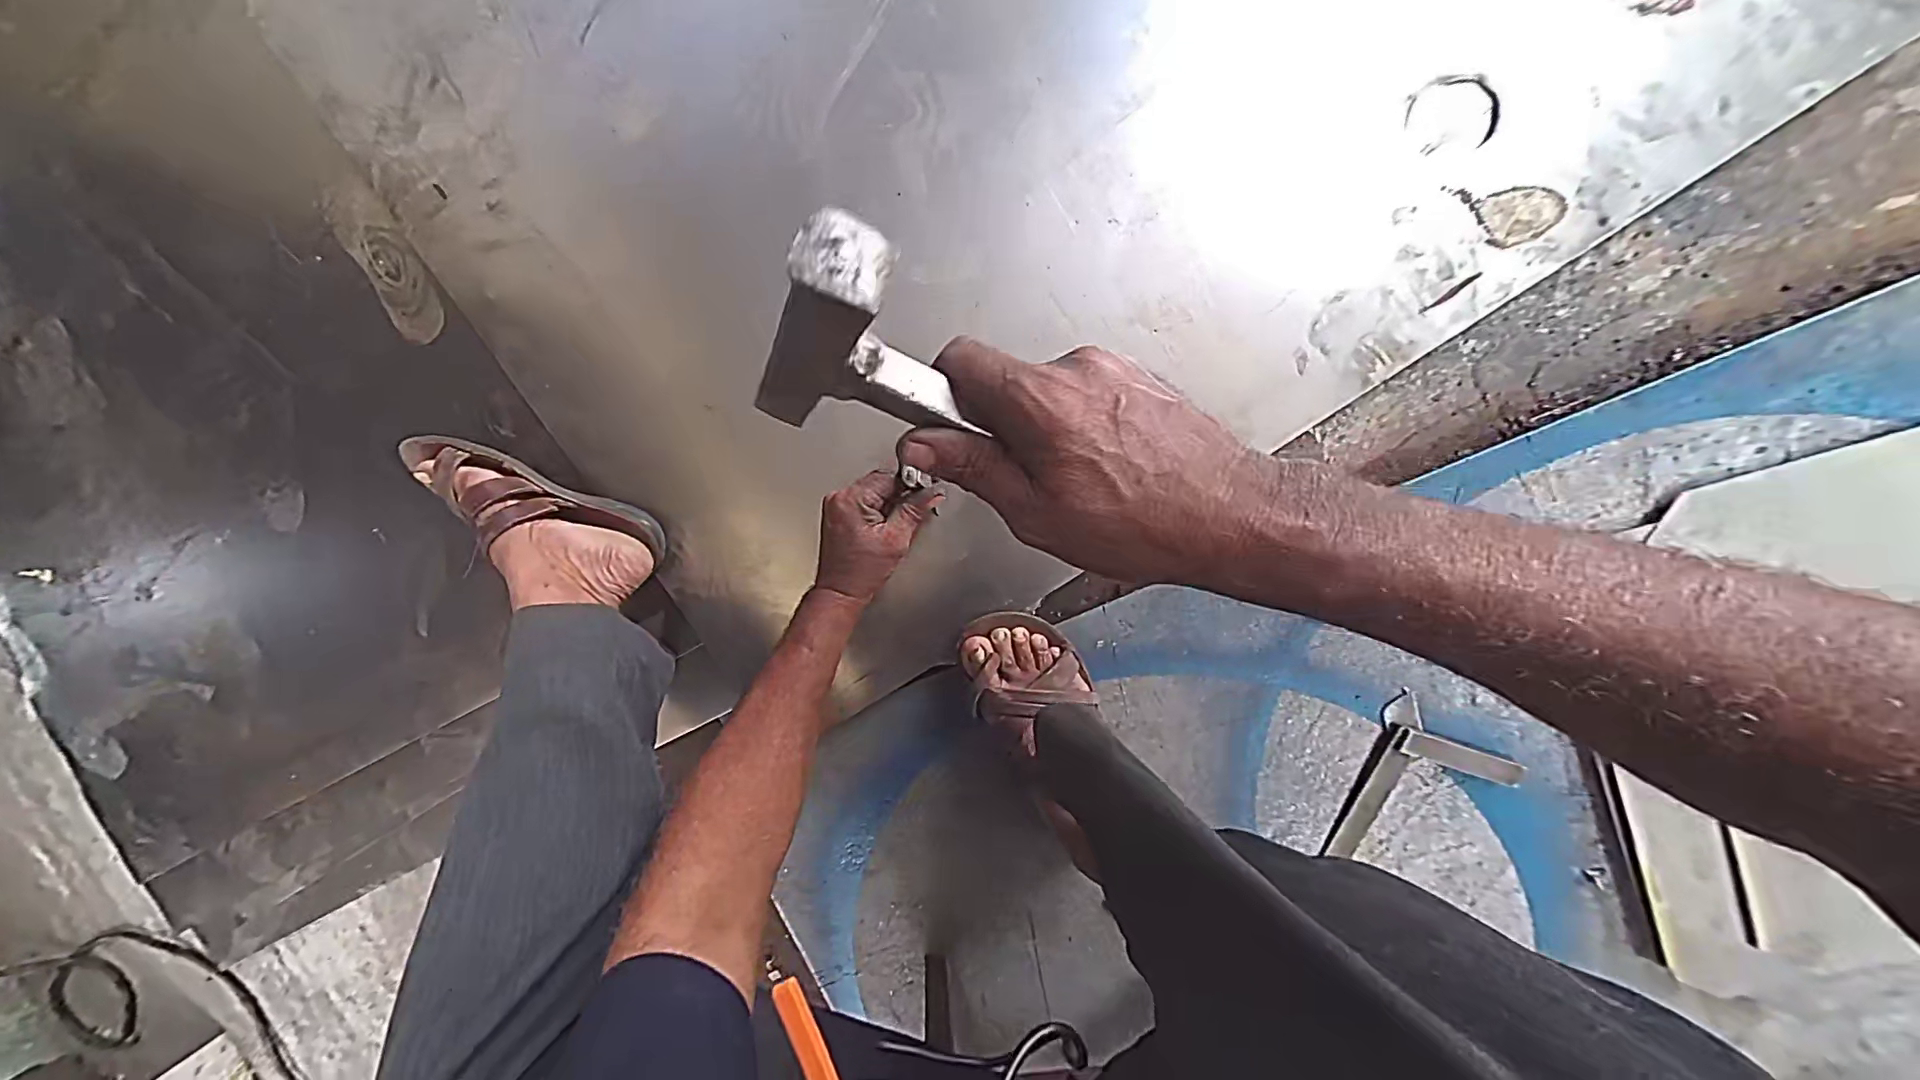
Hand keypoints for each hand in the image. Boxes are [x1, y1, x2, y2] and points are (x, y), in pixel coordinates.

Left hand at [813, 469, 943, 602]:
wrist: (841, 591)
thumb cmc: (861, 573)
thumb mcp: (896, 540)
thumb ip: (915, 511)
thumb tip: (930, 493)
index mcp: (851, 499)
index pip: (889, 477)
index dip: (911, 485)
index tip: (924, 495)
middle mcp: (839, 498)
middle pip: (881, 482)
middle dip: (900, 496)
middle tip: (910, 516)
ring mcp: (837, 505)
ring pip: (874, 491)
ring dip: (890, 503)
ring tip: (893, 527)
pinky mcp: (839, 514)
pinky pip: (865, 502)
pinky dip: (878, 511)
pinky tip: (883, 529)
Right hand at [896, 338, 1302, 587]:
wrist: (1229, 514)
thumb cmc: (1142, 524)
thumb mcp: (1036, 512)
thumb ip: (973, 467)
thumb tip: (924, 444)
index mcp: (1040, 400)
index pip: (960, 358)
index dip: (942, 392)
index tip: (947, 424)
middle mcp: (1076, 368)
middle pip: (1003, 376)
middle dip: (998, 421)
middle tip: (1022, 472)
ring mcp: (1112, 367)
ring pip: (1044, 387)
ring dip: (1042, 424)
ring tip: (1075, 474)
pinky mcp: (1137, 375)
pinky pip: (1084, 389)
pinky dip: (1078, 420)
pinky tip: (1104, 462)